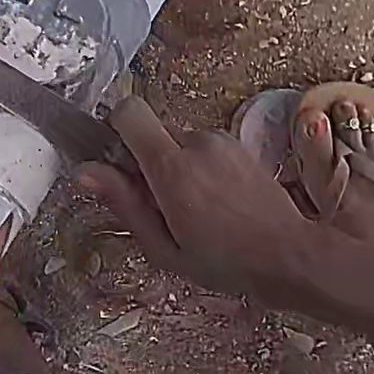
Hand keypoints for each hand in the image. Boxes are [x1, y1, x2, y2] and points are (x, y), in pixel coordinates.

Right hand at [78, 96, 331, 306]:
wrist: (291, 255)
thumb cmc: (223, 261)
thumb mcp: (162, 246)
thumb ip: (122, 203)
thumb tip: (83, 170)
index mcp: (172, 166)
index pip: (128, 112)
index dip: (115, 133)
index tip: (121, 168)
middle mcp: (197, 141)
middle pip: (151, 132)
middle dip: (146, 162)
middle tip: (161, 206)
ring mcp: (222, 140)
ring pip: (177, 141)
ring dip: (174, 167)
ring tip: (193, 209)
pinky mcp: (239, 144)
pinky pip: (202, 147)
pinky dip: (197, 167)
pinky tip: (214, 202)